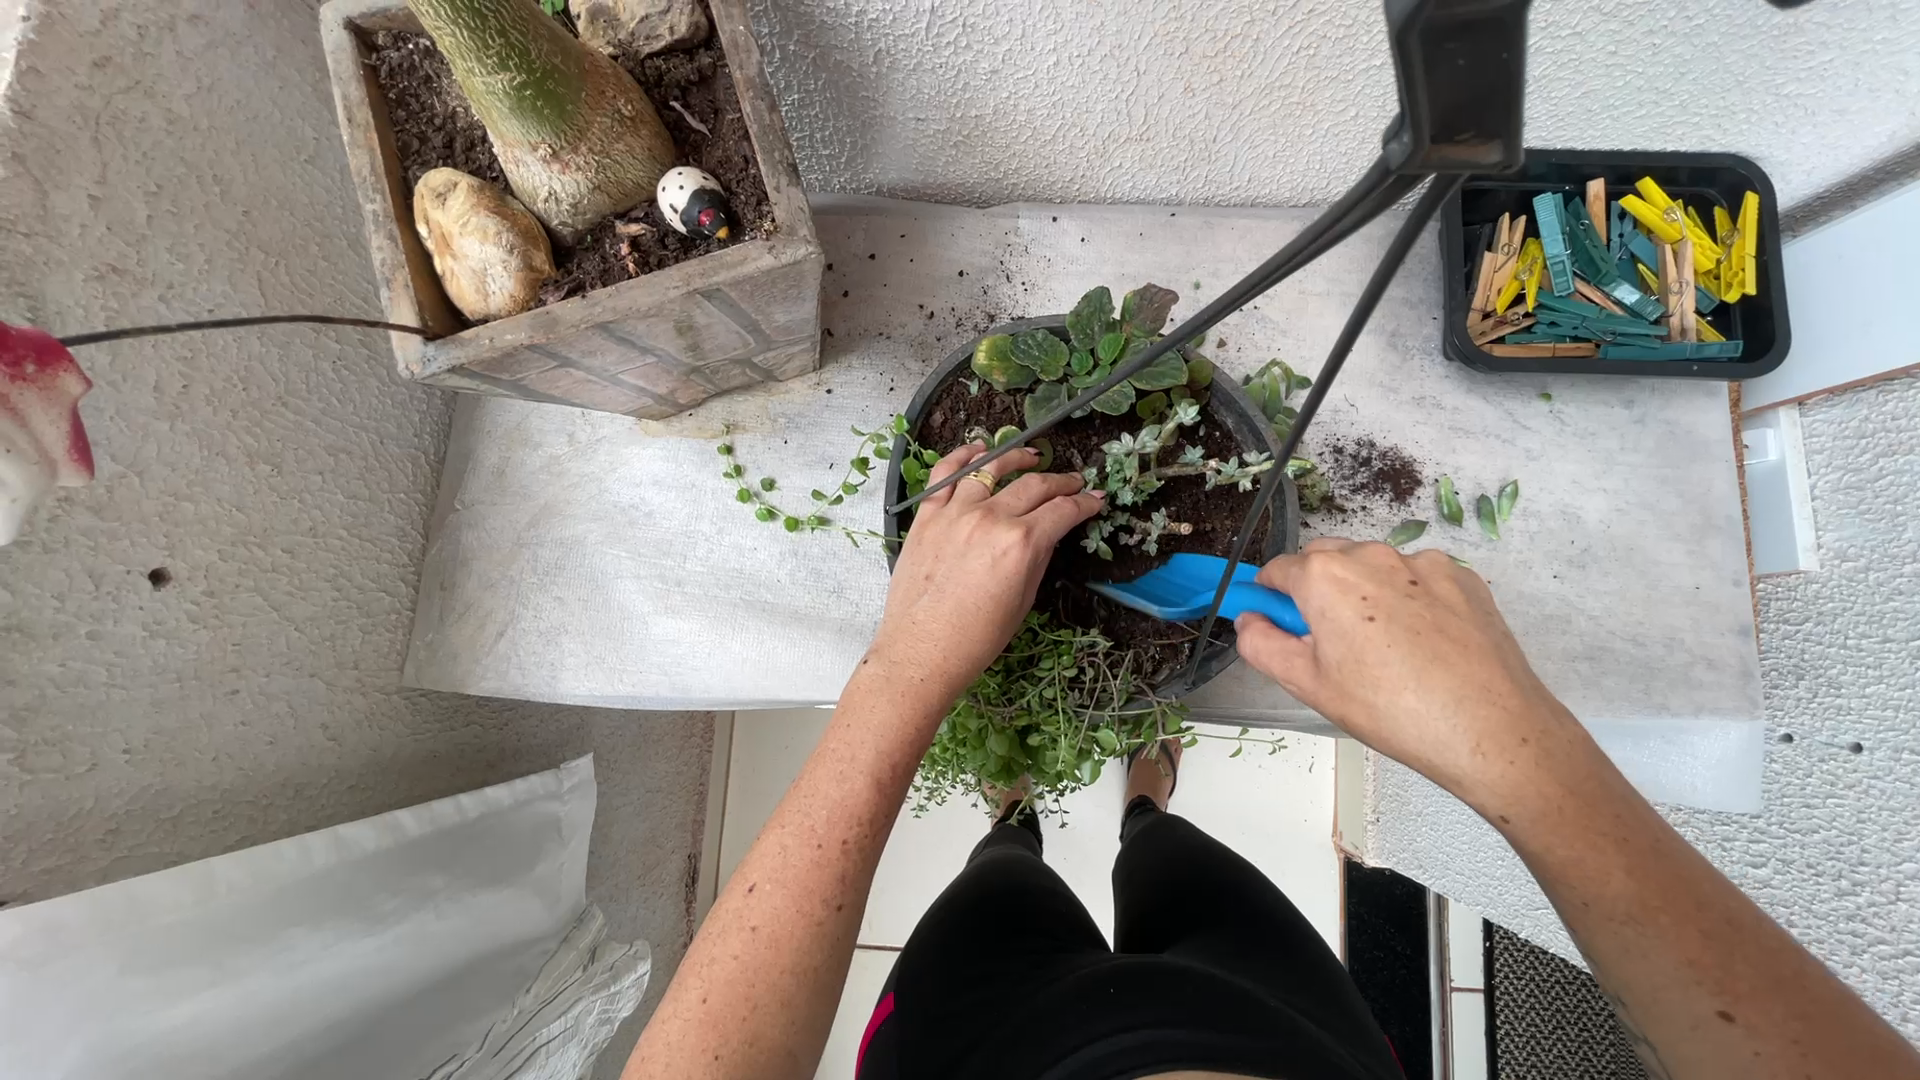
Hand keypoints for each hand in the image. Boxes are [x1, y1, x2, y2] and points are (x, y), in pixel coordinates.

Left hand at [867, 442, 1104, 704]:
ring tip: (1031, 455)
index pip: (1062, 510)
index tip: (1095, 499)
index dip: (1085, 502)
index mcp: (1021, 544)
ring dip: (1016, 456)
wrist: (921, 652)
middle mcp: (990, 519)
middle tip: (1074, 481)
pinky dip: (962, 455)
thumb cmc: (976, 639)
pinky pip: (944, 473)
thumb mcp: (1023, 601)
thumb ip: (1038, 558)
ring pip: (990, 468)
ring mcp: (955, 513)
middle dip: (1061, 481)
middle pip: (1033, 485)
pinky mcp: (926, 515)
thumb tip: (1049, 532)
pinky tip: (978, 449)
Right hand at [1233, 538, 1585, 806]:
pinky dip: (1408, 597)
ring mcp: (1424, 562)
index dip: (1270, 597)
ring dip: (1362, 591)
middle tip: (1329, 641)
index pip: (1277, 570)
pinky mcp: (1464, 578)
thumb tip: (1250, 619)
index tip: (1279, 627)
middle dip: (1315, 589)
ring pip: (1372, 566)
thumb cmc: (1388, 709)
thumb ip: (1260, 643)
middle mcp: (1371, 555)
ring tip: (1383, 646)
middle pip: (1324, 559)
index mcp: (1324, 576)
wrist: (1493, 730)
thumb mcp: (1306, 684)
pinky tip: (1423, 642)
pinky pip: (1417, 578)